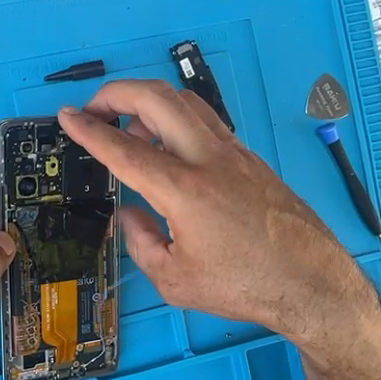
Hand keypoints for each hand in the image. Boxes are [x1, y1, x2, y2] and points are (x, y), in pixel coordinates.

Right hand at [57, 80, 380, 349]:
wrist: (313, 283)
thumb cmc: (247, 286)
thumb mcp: (175, 281)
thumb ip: (141, 243)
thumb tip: (130, 215)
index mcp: (184, 190)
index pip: (123, 149)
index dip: (88, 130)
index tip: (68, 117)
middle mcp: (209, 159)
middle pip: (156, 98)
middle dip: (116, 93)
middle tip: (94, 109)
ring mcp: (234, 153)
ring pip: (185, 100)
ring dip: (149, 102)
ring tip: (130, 128)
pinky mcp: (250, 158)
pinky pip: (205, 120)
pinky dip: (176, 119)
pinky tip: (169, 146)